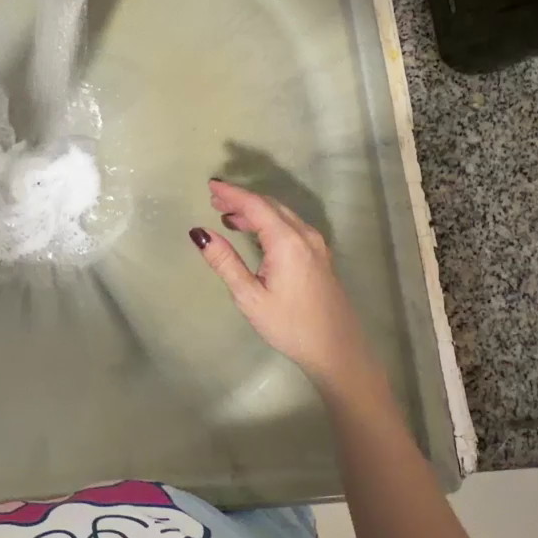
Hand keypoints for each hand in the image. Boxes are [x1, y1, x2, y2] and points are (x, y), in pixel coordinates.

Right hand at [191, 180, 382, 393]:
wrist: (337, 351)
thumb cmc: (290, 325)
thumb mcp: (250, 297)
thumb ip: (225, 262)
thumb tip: (200, 233)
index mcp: (287, 242)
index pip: (255, 206)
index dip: (231, 193)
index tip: (210, 185)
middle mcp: (305, 236)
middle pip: (270, 205)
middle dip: (242, 199)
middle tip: (214, 200)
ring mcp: (316, 245)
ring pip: (282, 215)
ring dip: (255, 211)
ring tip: (229, 216)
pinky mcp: (320, 256)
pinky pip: (291, 226)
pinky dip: (269, 221)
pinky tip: (255, 234)